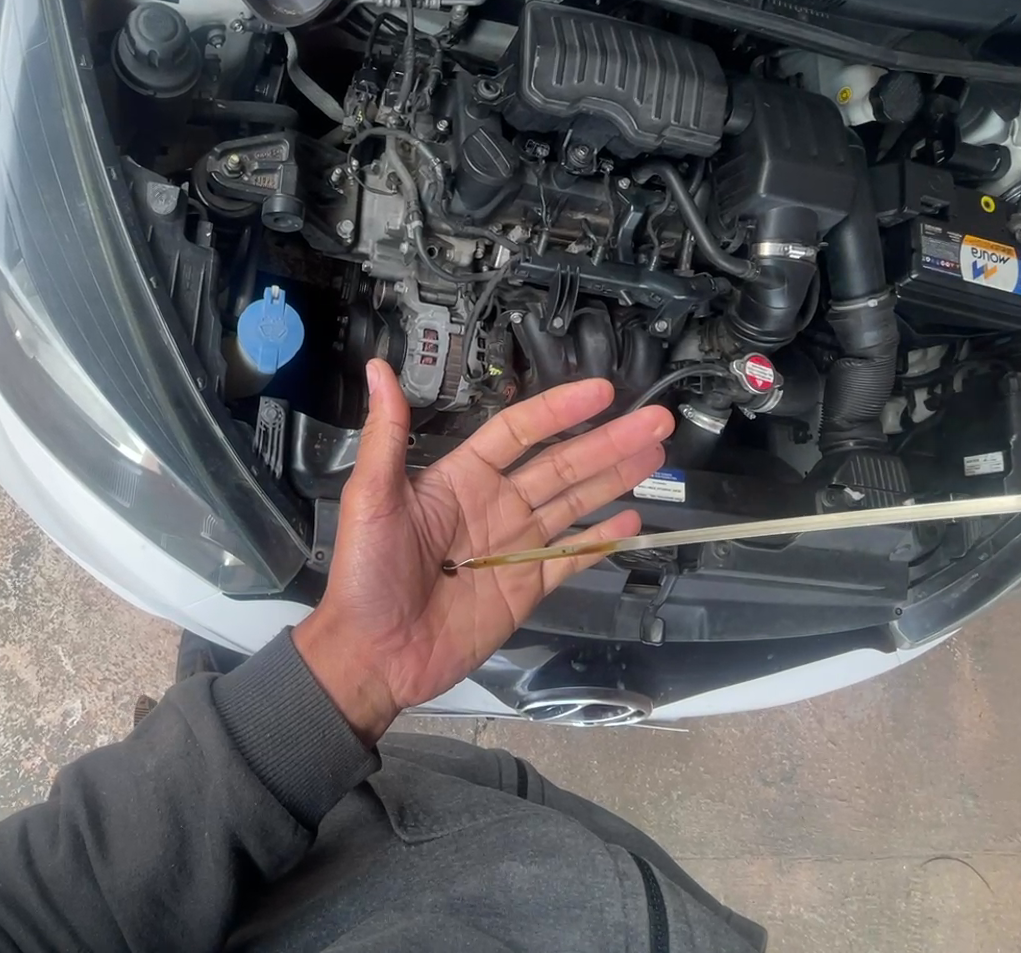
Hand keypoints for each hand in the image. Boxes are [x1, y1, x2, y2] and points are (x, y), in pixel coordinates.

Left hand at [294, 359, 673, 742]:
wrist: (374, 652)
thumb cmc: (365, 573)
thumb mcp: (371, 497)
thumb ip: (386, 434)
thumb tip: (379, 368)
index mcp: (459, 479)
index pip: (518, 432)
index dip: (558, 410)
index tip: (600, 391)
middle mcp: (493, 506)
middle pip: (559, 464)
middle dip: (607, 441)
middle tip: (654, 420)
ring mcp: (513, 548)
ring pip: (574, 504)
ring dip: (614, 478)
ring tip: (655, 453)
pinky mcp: (525, 589)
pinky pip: (570, 560)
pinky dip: (600, 541)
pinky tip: (631, 521)